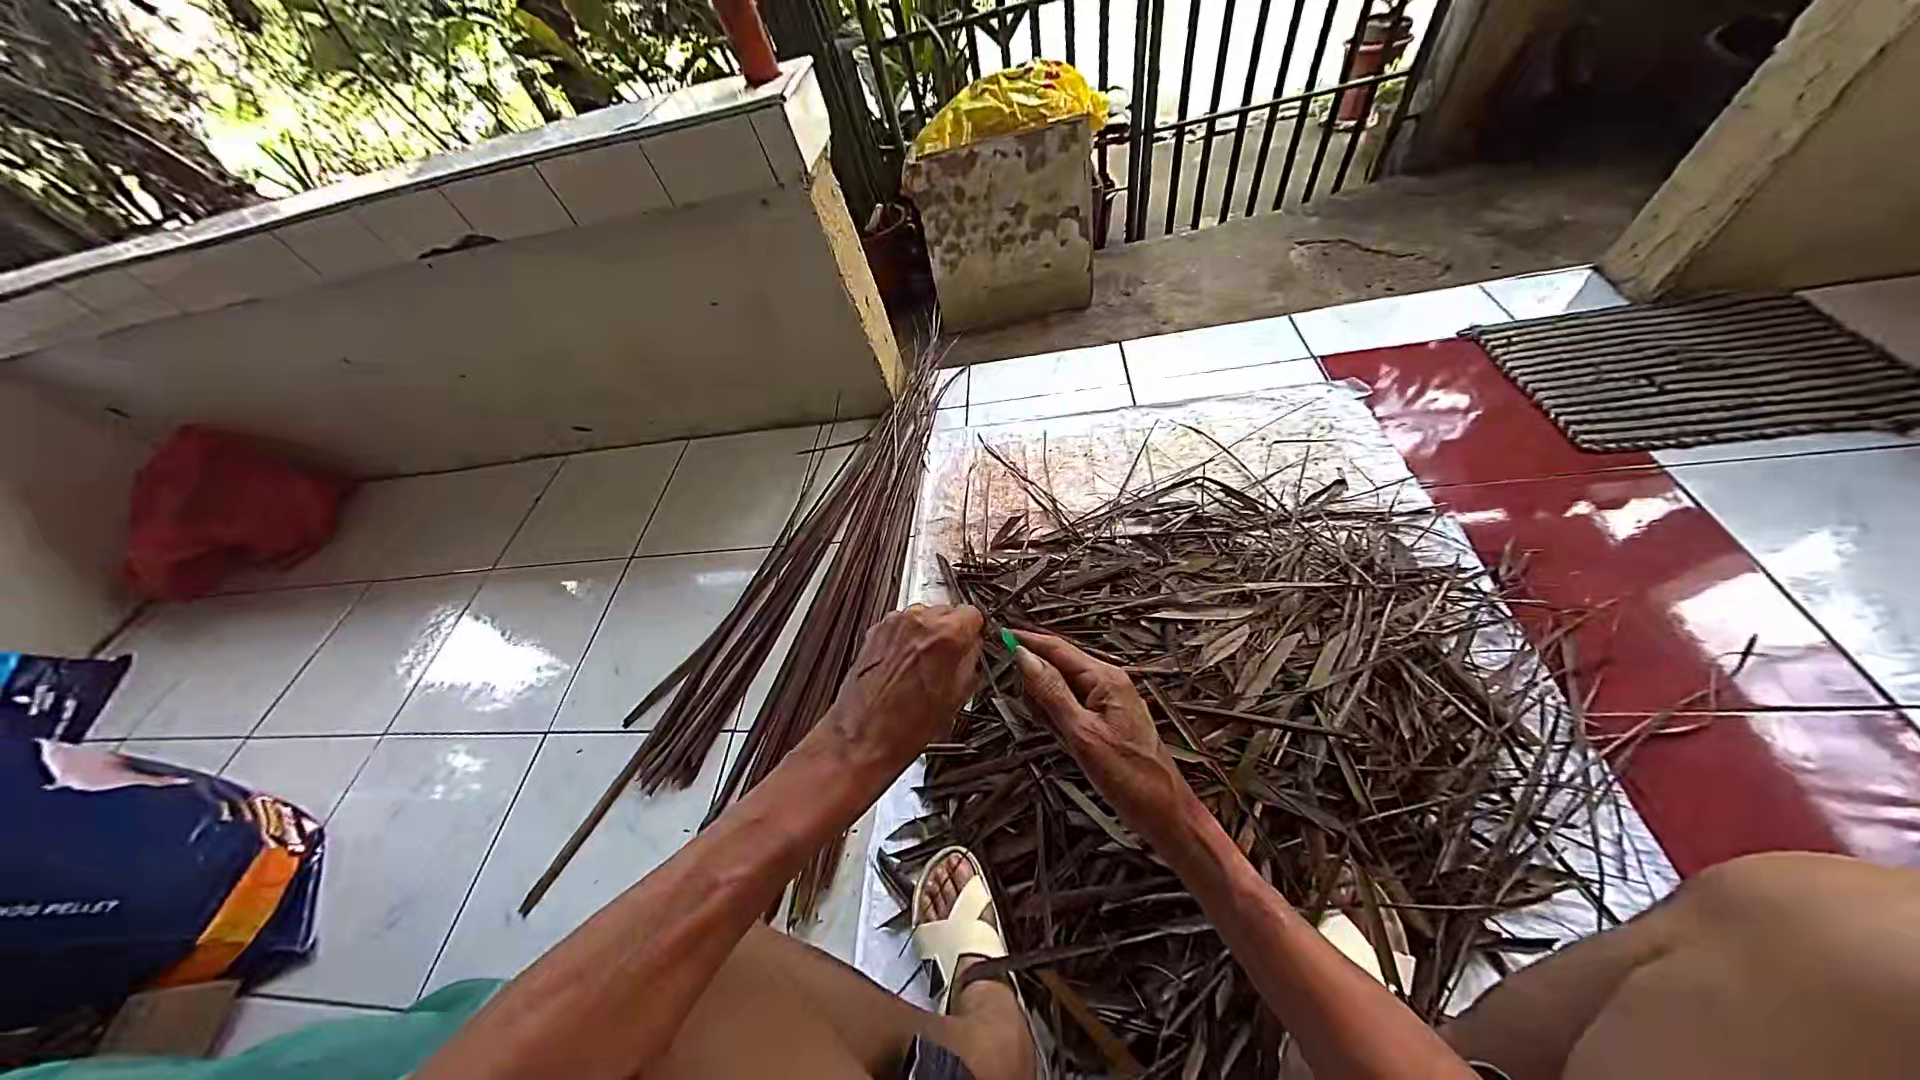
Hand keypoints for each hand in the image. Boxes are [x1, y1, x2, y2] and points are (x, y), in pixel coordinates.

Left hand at [810, 604, 984, 777]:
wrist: (863, 737)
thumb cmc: (904, 726)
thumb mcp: (958, 695)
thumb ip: (971, 660)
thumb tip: (973, 647)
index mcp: (946, 634)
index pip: (973, 614)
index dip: (975, 631)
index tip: (973, 642)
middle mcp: (919, 621)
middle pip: (948, 612)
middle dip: (952, 632)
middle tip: (950, 660)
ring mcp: (894, 624)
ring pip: (924, 616)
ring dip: (928, 635)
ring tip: (925, 667)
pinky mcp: (876, 631)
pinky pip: (902, 626)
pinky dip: (907, 639)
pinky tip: (907, 667)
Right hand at [1012, 630, 1196, 833]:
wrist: (1163, 812)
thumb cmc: (1133, 778)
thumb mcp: (1081, 734)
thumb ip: (1051, 692)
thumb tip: (1026, 659)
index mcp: (1107, 680)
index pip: (1057, 647)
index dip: (1027, 641)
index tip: (1002, 636)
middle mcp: (1110, 684)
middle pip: (1059, 665)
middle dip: (1038, 684)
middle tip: (1034, 710)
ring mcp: (1109, 701)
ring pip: (1063, 688)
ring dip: (1049, 706)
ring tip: (1057, 733)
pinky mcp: (1107, 719)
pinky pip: (1073, 706)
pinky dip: (1060, 718)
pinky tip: (1064, 738)